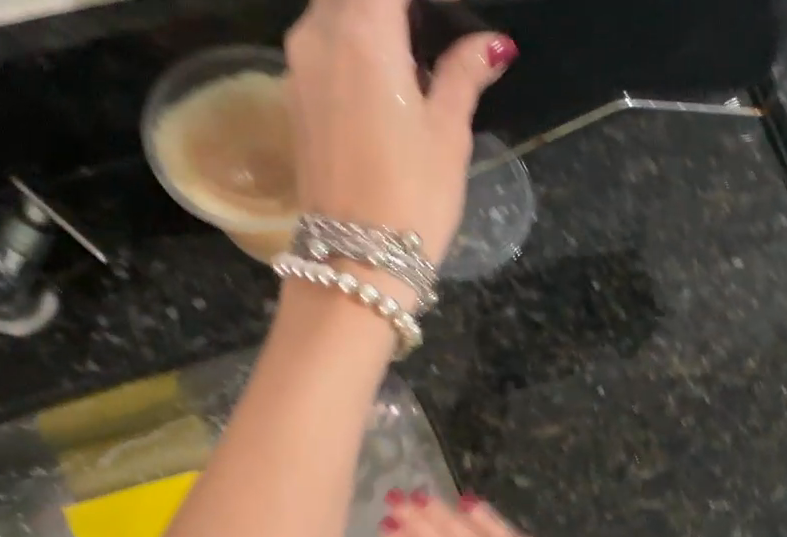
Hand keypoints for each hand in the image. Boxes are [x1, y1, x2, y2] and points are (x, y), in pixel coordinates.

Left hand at [284, 0, 515, 264]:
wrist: (355, 261)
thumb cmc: (413, 196)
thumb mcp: (449, 133)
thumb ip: (464, 75)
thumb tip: (493, 45)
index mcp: (363, 33)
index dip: (423, 2)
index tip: (448, 18)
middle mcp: (318, 34)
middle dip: (395, 9)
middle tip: (435, 35)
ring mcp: (298, 67)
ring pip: (333, 13)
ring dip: (372, 22)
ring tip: (416, 58)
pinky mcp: (294, 98)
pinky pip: (322, 46)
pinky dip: (353, 46)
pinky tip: (387, 82)